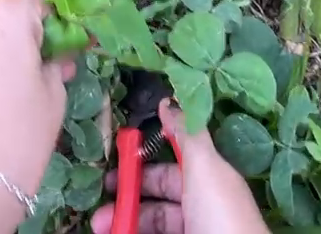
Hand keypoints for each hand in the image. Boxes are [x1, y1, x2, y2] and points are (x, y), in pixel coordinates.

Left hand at [0, 0, 74, 233]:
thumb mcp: (53, 96)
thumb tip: (58, 55)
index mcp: (7, 12)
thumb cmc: (16, 137)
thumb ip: (57, 63)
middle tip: (38, 77)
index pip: (40, 3)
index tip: (64, 53)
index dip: (55, 27)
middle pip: (8, 16)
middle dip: (24, 39)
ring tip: (7, 96)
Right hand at [92, 100, 269, 233]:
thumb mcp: (205, 166)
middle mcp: (199, 208)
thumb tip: (168, 100)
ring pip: (151, 224)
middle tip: (99, 207)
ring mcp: (192, 232)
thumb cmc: (220, 216)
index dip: (142, 161)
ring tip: (99, 226)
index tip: (114, 162)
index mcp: (207, 180)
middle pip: (156, 198)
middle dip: (125, 197)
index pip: (170, 166)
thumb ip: (186, 133)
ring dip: (123, 221)